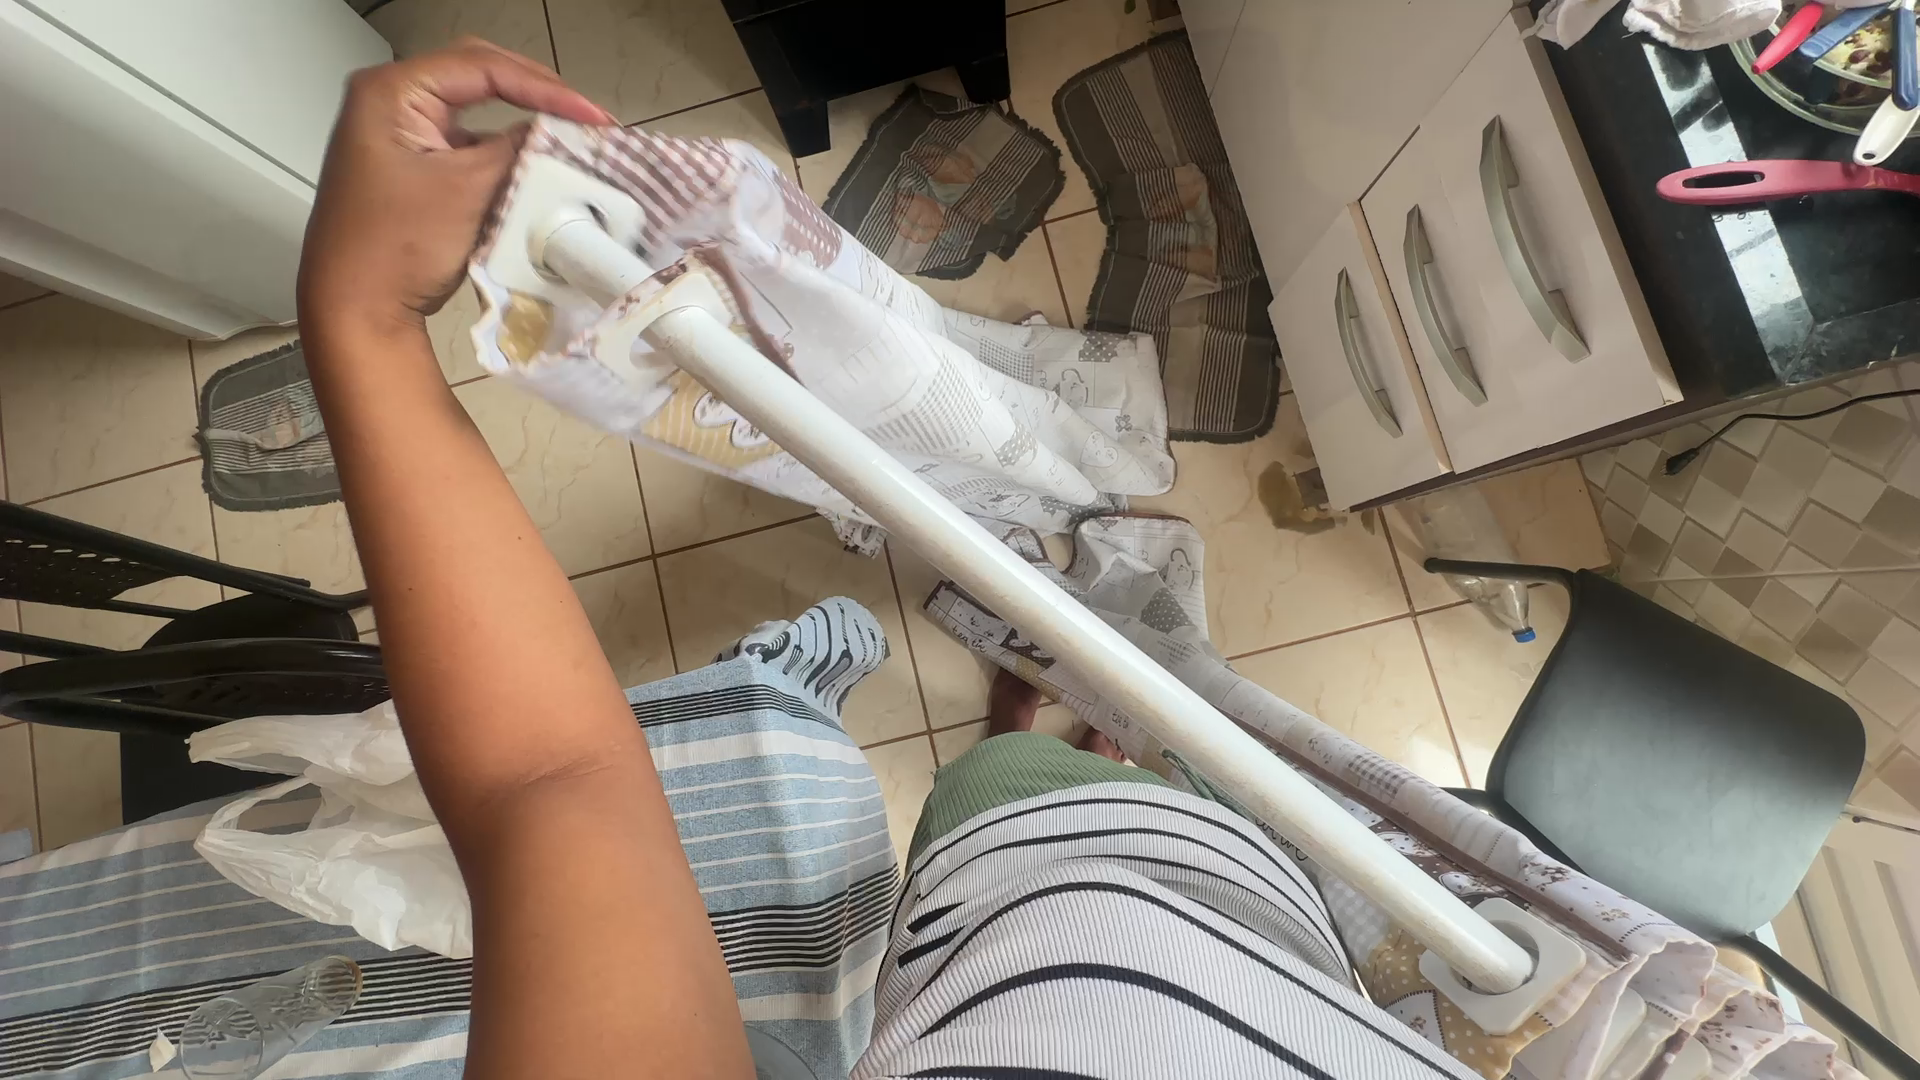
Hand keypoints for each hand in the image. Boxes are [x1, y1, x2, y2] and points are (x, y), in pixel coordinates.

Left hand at [297, 39, 614, 341]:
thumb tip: (559, 136)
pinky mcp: (422, 168)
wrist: (361, 300)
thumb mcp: (467, 190)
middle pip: (479, 76)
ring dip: (527, 122)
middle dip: (537, 93)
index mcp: (393, 92)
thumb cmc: (400, 242)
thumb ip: (514, 153)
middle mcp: (396, 102)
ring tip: (573, 136)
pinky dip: (512, 153)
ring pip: (480, 112)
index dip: (546, 90)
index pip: (482, 68)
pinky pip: (475, 146)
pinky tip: (541, 165)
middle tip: (587, 117)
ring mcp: (408, 136)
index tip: (595, 118)